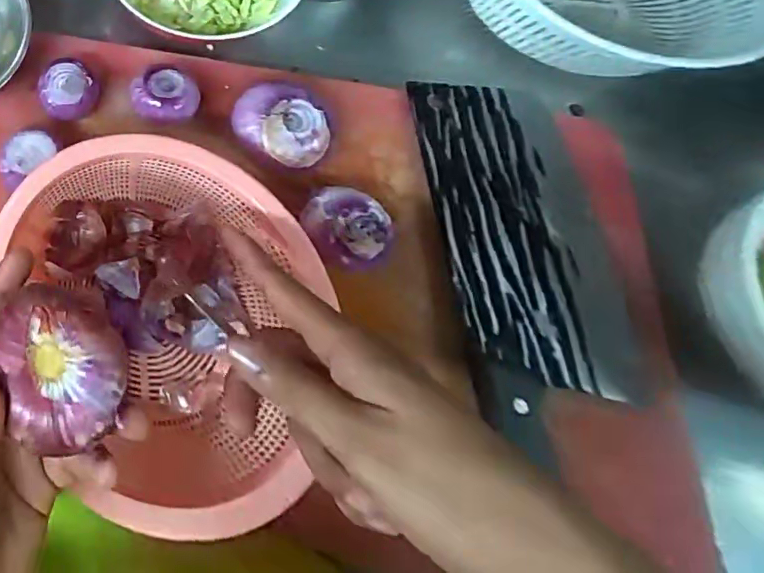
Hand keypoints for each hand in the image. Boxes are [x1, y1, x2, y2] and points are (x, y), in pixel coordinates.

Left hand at [0, 250, 147, 572]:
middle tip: (106, 324)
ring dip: (100, 407)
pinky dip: (98, 456)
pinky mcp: (46, 478)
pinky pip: (78, 454)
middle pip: (32, 361)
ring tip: (133, 418)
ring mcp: (21, 444)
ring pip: (65, 406)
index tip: (25, 257)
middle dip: (67, 342)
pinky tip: (113, 468)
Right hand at [219, 229, 653, 572]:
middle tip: (240, 431)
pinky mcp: (391, 437)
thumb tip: (235, 341)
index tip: (224, 223)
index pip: (289, 293)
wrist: (539, 556)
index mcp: (354, 352)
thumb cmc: (445, 487)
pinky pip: (342, 444)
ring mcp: (378, 402)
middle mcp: (361, 366)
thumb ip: (293, 389)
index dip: (254, 260)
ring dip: (326, 457)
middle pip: (287, 361)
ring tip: (367, 494)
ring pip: (312, 411)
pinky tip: (382, 505)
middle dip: (268, 399)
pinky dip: (351, 478)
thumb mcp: (358, 442)